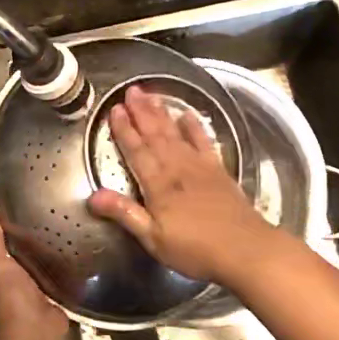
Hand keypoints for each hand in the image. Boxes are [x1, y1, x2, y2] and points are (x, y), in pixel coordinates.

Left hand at [0, 216, 67, 339]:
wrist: (36, 328)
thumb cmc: (11, 295)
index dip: (6, 228)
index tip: (22, 205)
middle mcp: (12, 280)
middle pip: (20, 253)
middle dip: (31, 237)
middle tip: (49, 211)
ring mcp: (33, 288)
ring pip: (39, 262)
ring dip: (48, 250)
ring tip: (65, 224)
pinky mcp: (53, 293)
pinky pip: (56, 273)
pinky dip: (62, 264)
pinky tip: (74, 248)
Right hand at [87, 84, 283, 282]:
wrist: (244, 247)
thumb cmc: (196, 249)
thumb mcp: (154, 239)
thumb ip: (126, 214)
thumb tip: (93, 196)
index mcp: (159, 185)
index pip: (137, 152)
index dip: (124, 131)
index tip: (115, 110)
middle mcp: (178, 169)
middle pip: (156, 135)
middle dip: (142, 113)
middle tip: (132, 90)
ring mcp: (200, 167)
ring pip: (176, 133)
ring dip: (163, 114)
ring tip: (152, 95)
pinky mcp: (219, 171)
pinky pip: (203, 142)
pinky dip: (195, 127)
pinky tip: (188, 115)